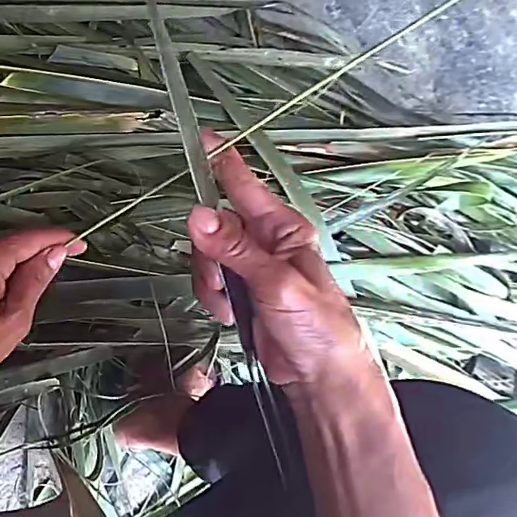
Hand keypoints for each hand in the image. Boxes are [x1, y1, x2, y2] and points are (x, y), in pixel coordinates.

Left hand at [0, 228, 83, 404]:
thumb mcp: (13, 321)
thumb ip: (34, 282)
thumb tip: (55, 254)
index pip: (28, 238)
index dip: (57, 239)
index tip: (81, 242)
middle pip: (12, 240)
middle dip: (41, 246)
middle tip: (70, 257)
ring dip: (23, 257)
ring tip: (47, 272)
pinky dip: (3, 266)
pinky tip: (16, 281)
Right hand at [187, 131, 371, 388]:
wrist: (320, 378)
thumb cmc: (316, 326)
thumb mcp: (275, 283)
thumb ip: (234, 248)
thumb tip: (197, 214)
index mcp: (282, 228)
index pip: (244, 185)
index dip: (222, 161)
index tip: (201, 137)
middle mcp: (263, 241)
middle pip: (213, 225)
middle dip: (208, 253)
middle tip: (220, 278)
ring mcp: (249, 265)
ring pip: (205, 254)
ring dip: (209, 279)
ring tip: (231, 304)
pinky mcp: (238, 289)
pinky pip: (207, 279)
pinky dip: (211, 297)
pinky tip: (232, 314)